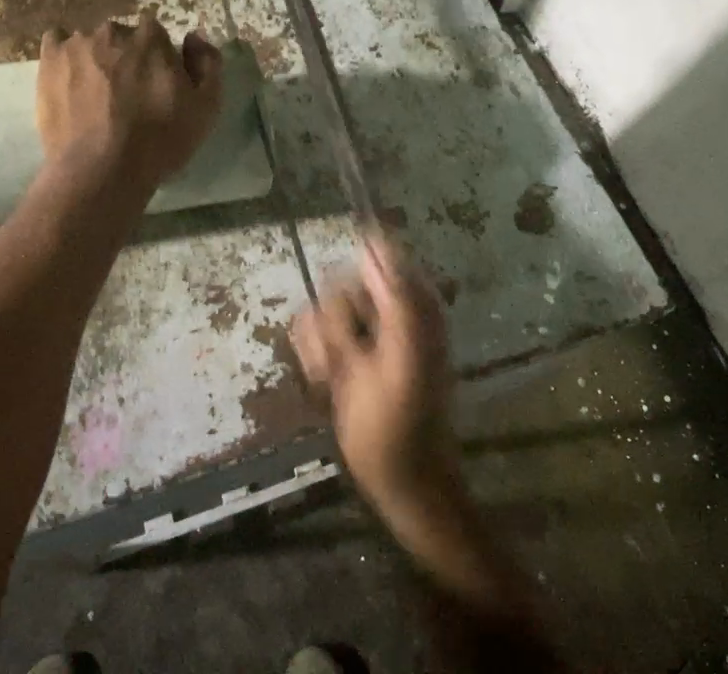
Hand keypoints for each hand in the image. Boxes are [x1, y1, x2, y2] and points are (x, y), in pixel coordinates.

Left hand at [36, 15, 224, 188]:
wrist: (102, 170)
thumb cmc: (160, 141)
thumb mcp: (206, 108)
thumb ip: (207, 64)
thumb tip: (193, 36)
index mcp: (152, 37)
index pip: (156, 35)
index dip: (157, 61)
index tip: (155, 86)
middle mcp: (114, 31)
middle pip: (122, 38)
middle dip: (125, 59)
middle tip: (125, 96)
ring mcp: (77, 43)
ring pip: (90, 43)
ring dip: (95, 60)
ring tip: (94, 96)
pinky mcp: (49, 60)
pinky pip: (56, 43)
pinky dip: (64, 57)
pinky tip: (68, 81)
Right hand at [291, 236, 460, 514]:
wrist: (399, 479)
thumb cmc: (402, 428)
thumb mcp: (405, 363)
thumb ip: (397, 302)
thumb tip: (375, 247)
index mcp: (413, 306)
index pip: (377, 257)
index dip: (354, 276)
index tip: (348, 311)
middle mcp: (388, 311)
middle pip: (341, 280)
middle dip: (333, 318)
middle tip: (344, 354)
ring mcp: (364, 333)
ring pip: (322, 306)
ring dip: (319, 341)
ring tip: (331, 376)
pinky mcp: (343, 354)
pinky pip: (313, 332)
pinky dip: (314, 354)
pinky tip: (323, 382)